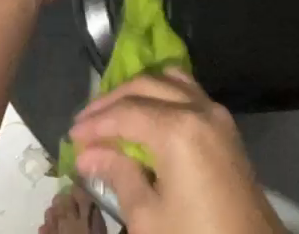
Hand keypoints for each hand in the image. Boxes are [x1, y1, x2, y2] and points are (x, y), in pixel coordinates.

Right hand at [68, 71, 282, 233]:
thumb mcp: (149, 218)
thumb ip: (118, 177)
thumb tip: (88, 156)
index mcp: (178, 129)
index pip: (125, 113)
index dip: (95, 124)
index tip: (72, 137)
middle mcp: (198, 109)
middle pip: (145, 86)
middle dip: (111, 102)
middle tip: (85, 124)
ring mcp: (216, 114)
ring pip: (169, 80)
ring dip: (138, 91)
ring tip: (113, 113)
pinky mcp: (226, 127)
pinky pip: (189, 91)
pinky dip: (163, 93)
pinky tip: (147, 113)